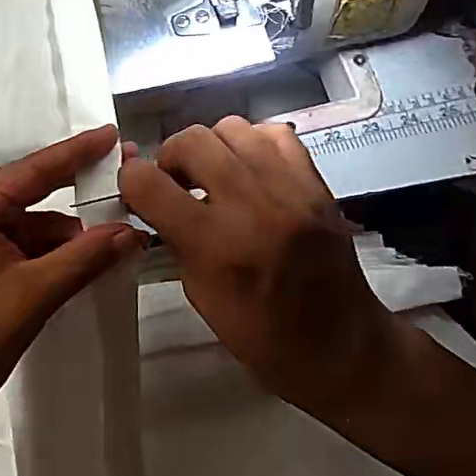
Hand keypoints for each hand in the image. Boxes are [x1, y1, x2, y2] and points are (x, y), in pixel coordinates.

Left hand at [0, 125, 147, 414]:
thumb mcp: (35, 292)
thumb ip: (86, 257)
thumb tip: (132, 231)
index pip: (34, 169)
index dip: (78, 152)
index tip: (113, 134)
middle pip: (35, 194)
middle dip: (80, 193)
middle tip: (124, 178)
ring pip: (35, 224)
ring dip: (71, 235)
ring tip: (118, 235)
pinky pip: (25, 246)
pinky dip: (55, 254)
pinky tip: (88, 261)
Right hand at [119, 116, 398, 418]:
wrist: (344, 347)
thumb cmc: (264, 337)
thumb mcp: (201, 295)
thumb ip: (176, 239)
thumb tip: (154, 199)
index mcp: (218, 244)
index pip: (150, 184)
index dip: (131, 181)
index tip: (135, 190)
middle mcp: (253, 205)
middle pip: (191, 140)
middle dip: (170, 158)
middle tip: (176, 183)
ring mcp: (290, 188)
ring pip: (230, 127)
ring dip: (211, 147)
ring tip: (214, 174)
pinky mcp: (316, 182)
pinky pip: (273, 133)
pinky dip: (252, 144)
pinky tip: (250, 170)